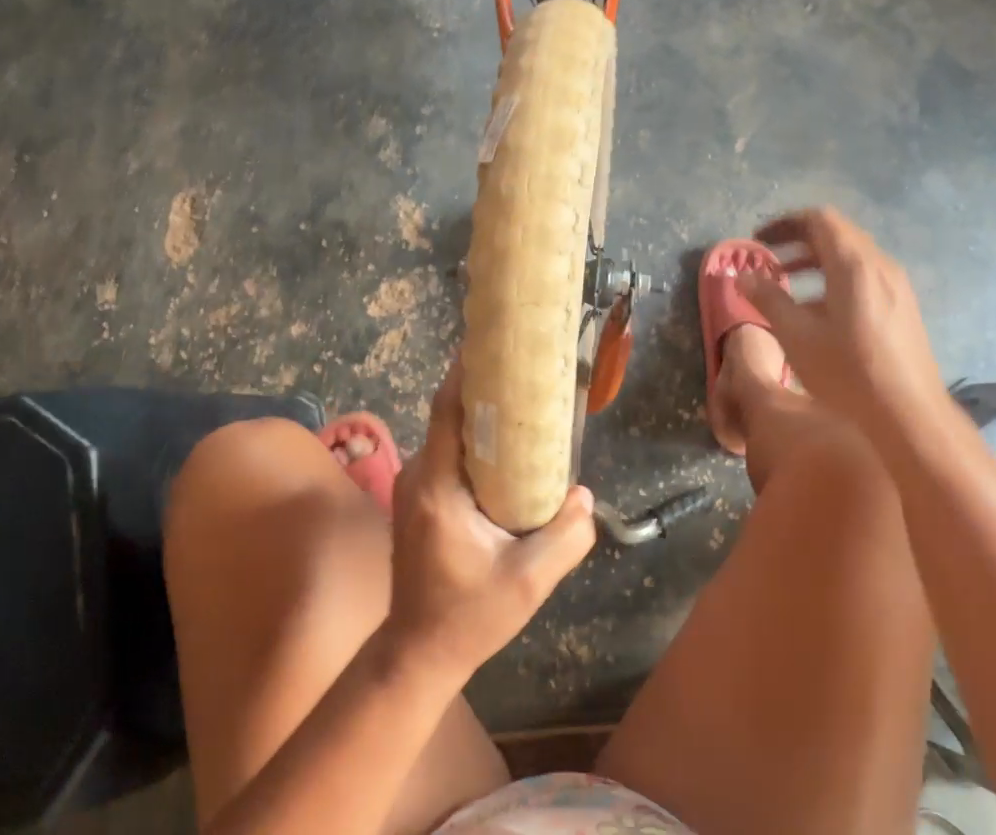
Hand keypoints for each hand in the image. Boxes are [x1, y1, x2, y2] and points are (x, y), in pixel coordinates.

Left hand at [386, 363, 596, 677]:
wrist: (418, 651)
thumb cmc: (469, 616)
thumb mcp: (528, 583)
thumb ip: (565, 537)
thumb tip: (582, 495)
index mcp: (438, 488)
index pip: (447, 412)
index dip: (467, 373)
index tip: (495, 344)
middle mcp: (418, 478)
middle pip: (449, 418)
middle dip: (486, 392)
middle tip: (528, 376)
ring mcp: (413, 489)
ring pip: (449, 438)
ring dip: (482, 422)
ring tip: (525, 411)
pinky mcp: (417, 501)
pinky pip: (447, 458)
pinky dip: (475, 447)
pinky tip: (507, 456)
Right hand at [740, 208, 949, 427]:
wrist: (908, 416)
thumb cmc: (847, 374)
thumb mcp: (796, 336)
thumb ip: (767, 299)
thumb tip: (742, 276)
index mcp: (854, 265)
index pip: (819, 220)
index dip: (784, 224)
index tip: (758, 241)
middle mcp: (880, 266)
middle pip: (837, 235)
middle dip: (798, 241)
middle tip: (768, 260)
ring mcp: (897, 287)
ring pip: (852, 257)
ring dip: (816, 262)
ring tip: (787, 284)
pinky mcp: (903, 308)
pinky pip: (865, 278)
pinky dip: (835, 279)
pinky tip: (818, 312)